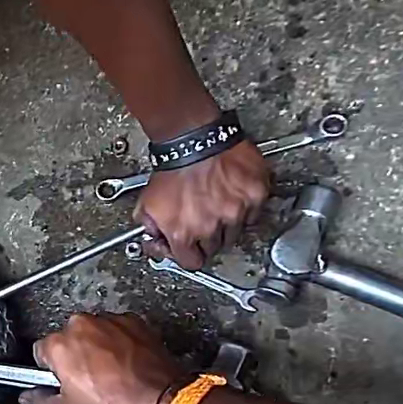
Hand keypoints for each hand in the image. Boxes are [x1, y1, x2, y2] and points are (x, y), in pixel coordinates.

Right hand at [21, 313, 187, 403]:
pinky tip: (126, 366)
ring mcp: (109, 321)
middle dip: (74, 356)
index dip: (50, 369)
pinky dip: (119, 343)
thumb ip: (40, 401)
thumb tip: (30, 396)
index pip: (40, 351)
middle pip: (67, 338)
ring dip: (97, 348)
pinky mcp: (133, 322)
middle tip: (87, 381)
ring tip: (110, 375)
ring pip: (92, 332)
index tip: (60, 380)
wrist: (164, 403)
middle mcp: (81, 325)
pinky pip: (117, 330)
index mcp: (59, 345)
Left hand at [135, 141, 269, 268]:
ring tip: (215, 204)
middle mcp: (211, 227)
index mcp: (183, 232)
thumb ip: (151, 230)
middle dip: (207, 239)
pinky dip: (245, 207)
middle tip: (202, 220)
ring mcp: (236, 211)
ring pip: (236, 232)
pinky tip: (231, 195)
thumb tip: (156, 244)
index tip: (189, 248)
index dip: (188, 254)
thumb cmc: (171, 170)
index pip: (191, 262)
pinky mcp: (256, 195)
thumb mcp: (146, 205)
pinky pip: (254, 212)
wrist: (192, 141)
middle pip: (215, 249)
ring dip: (227, 223)